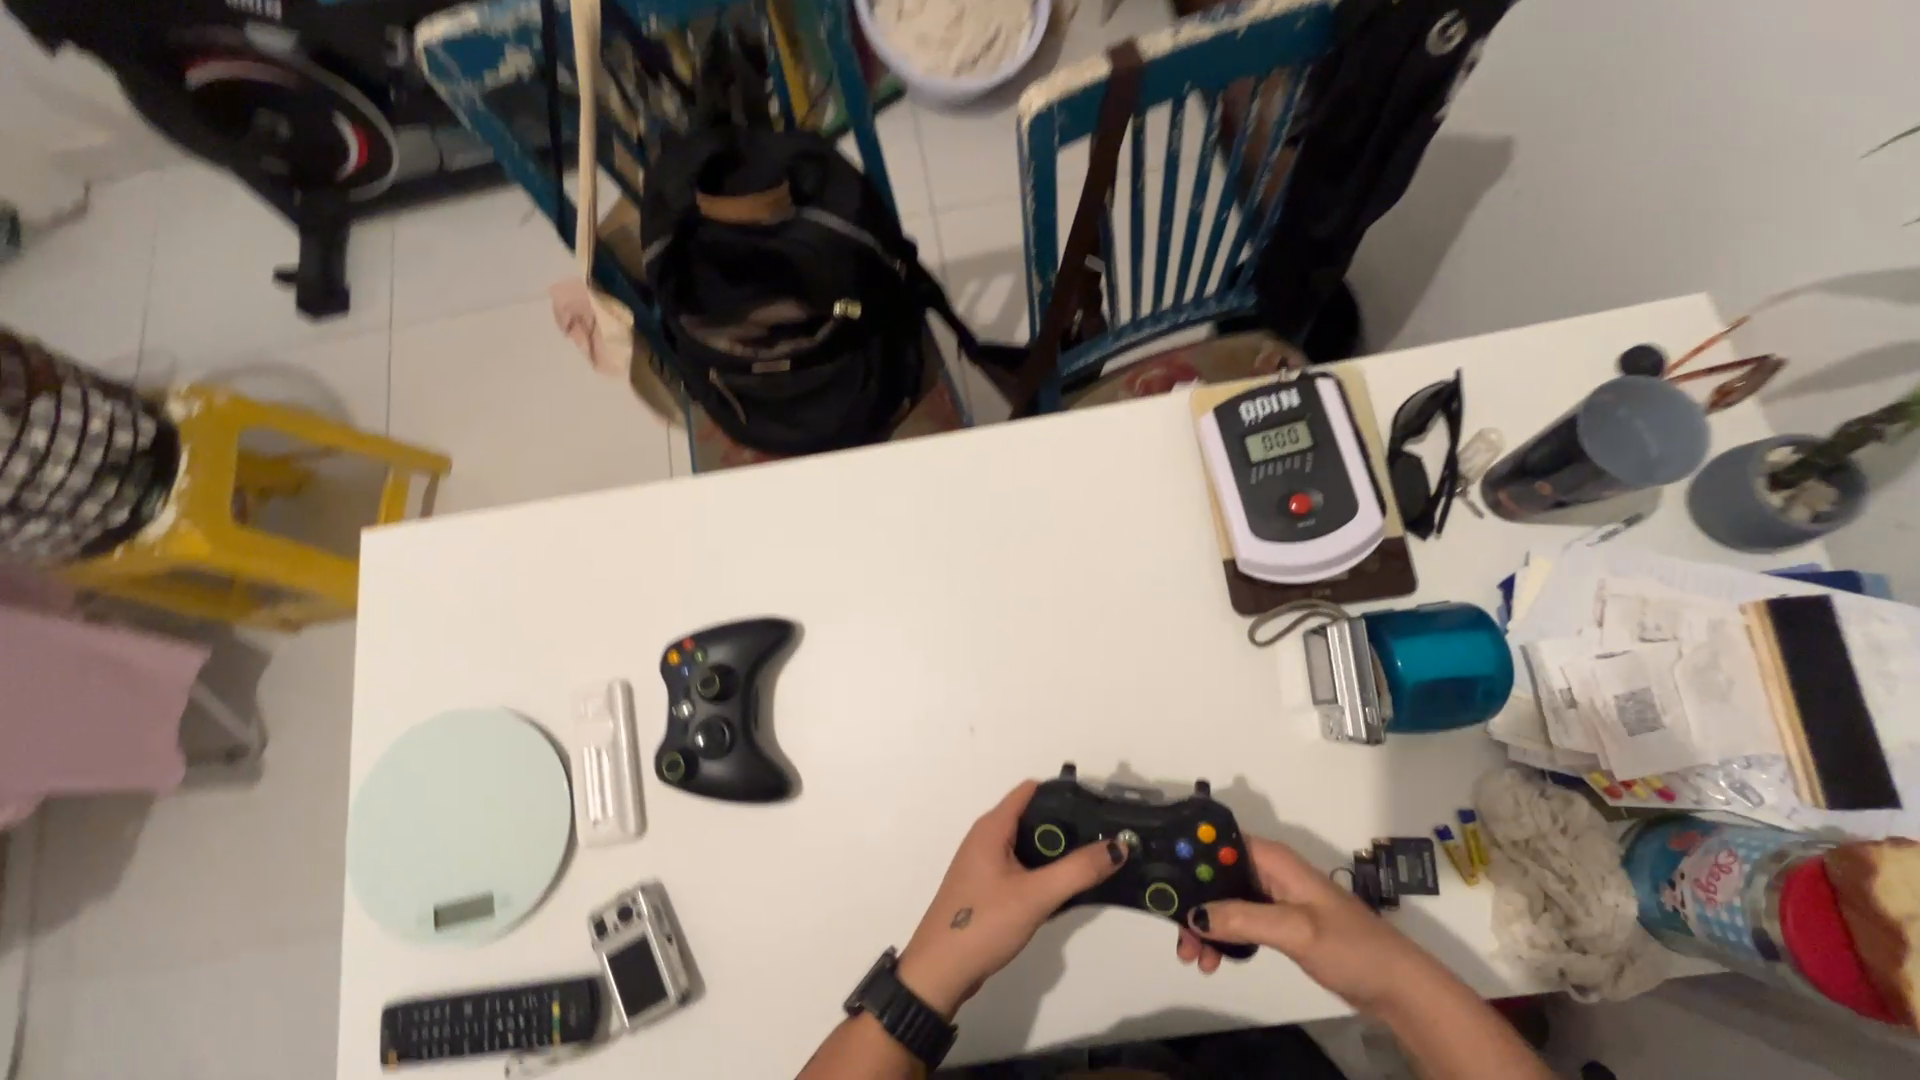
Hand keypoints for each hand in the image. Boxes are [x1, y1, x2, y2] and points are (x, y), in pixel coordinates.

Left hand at [895, 781, 1128, 1018]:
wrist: (940, 972)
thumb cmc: (983, 923)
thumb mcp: (1035, 896)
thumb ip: (1078, 870)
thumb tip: (1118, 846)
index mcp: (992, 828)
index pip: (1031, 791)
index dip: (1065, 793)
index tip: (1099, 805)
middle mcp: (987, 838)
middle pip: (1033, 817)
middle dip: (1068, 825)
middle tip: (1107, 837)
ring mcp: (986, 864)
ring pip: (1029, 845)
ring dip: (1058, 851)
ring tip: (1096, 859)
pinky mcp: (988, 888)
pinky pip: (1023, 867)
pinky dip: (1045, 871)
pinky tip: (1069, 886)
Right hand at [1175, 835, 1431, 1012]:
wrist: (1396, 986)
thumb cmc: (1351, 947)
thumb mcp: (1295, 931)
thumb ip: (1243, 919)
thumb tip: (1194, 914)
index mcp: (1273, 859)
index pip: (1217, 843)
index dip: (1187, 857)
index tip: (1162, 884)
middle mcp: (1268, 871)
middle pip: (1213, 875)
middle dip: (1192, 902)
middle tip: (1180, 937)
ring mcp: (1272, 897)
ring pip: (1221, 901)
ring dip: (1204, 925)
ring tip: (1195, 959)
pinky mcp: (1277, 922)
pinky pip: (1236, 920)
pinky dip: (1221, 937)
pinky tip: (1213, 960)